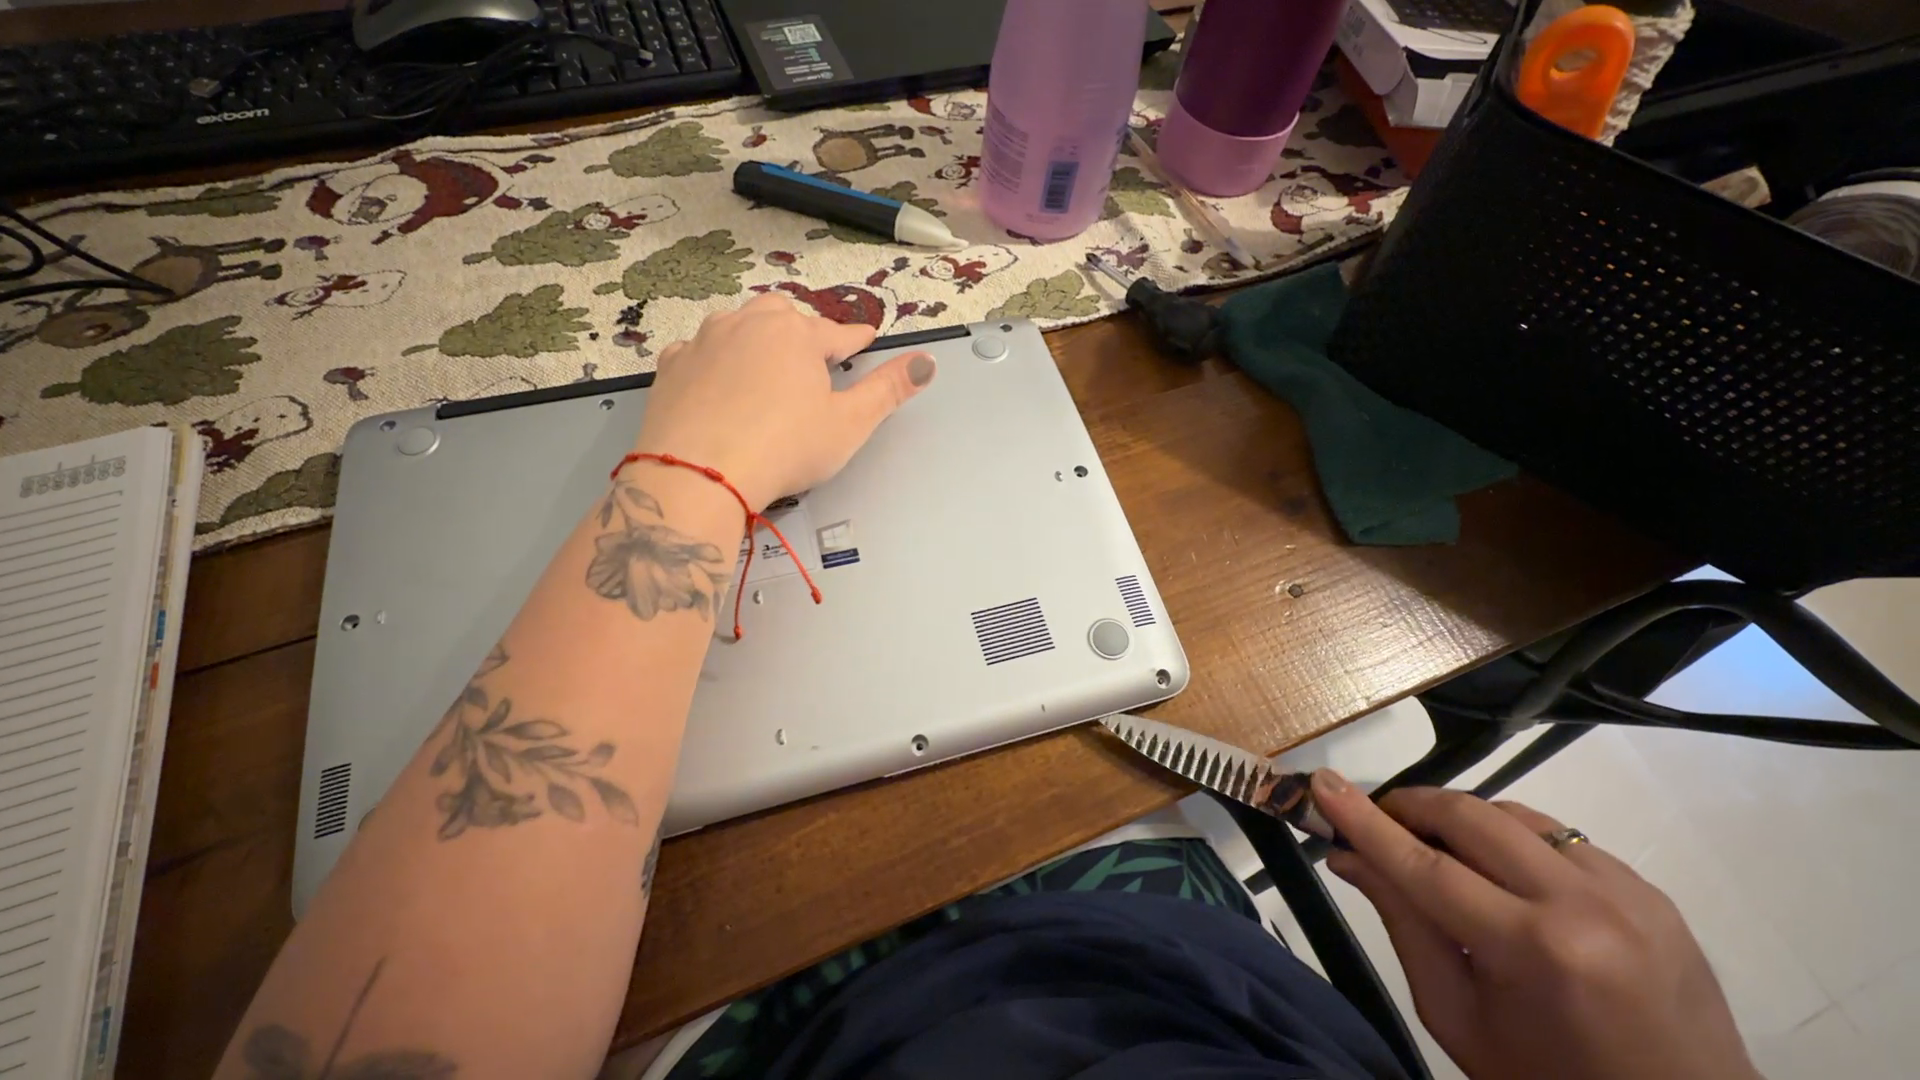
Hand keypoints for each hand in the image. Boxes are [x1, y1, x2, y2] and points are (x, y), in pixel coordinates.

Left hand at [632, 293, 936, 509]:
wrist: (698, 474)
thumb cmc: (783, 448)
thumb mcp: (849, 423)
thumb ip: (889, 389)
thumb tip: (927, 361)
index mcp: (796, 335)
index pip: (838, 333)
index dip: (856, 339)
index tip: (866, 339)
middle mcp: (749, 324)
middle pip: (783, 316)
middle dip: (802, 330)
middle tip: (814, 353)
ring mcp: (705, 342)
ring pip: (738, 325)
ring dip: (756, 337)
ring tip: (767, 361)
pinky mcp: (672, 366)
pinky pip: (699, 350)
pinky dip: (714, 359)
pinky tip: (719, 379)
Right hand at [1310, 773, 1760, 1079]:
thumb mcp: (1458, 1017)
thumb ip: (1405, 926)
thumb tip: (1349, 857)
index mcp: (1534, 951)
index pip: (1425, 866)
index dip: (1365, 823)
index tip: (1322, 784)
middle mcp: (1585, 905)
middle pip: (1471, 818)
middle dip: (1410, 807)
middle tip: (1373, 818)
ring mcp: (1628, 892)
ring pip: (1514, 816)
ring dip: (1460, 820)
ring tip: (1434, 847)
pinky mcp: (1650, 891)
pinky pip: (1561, 838)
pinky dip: (1512, 841)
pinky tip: (1501, 874)